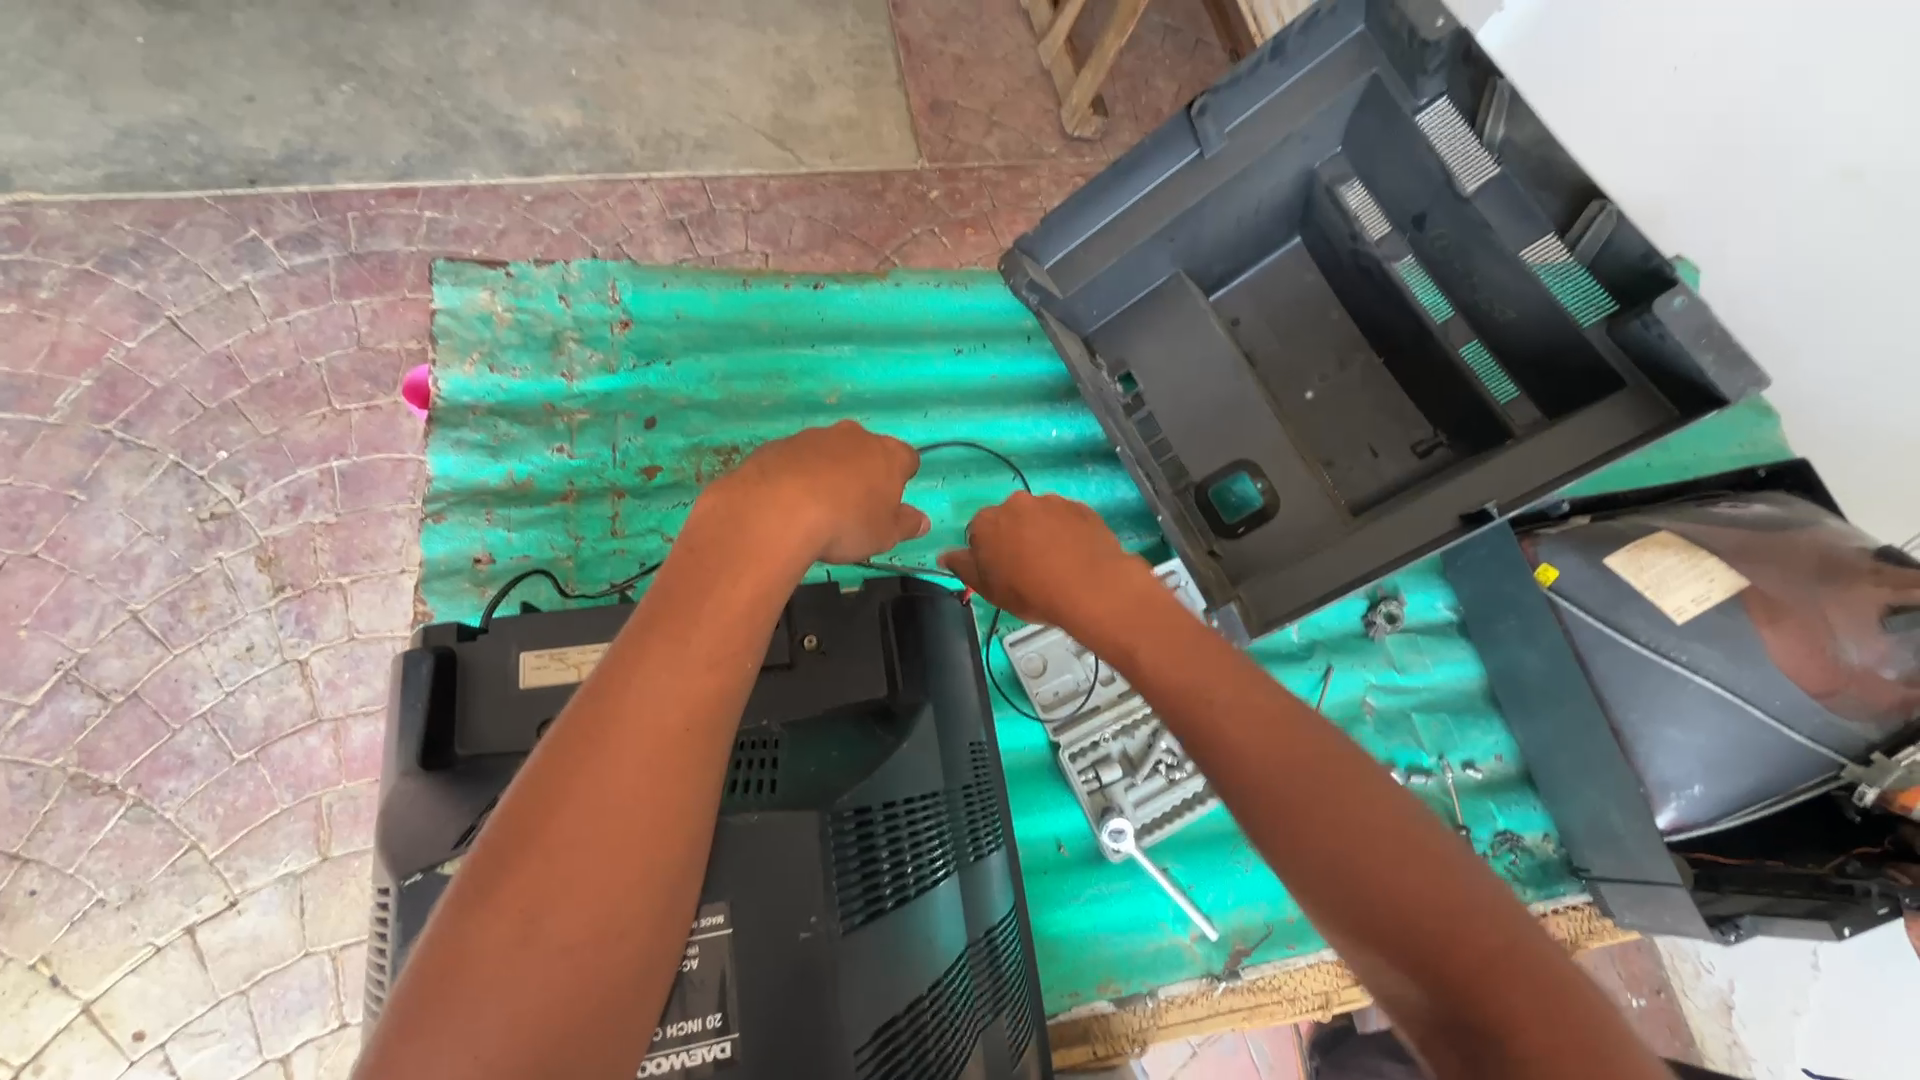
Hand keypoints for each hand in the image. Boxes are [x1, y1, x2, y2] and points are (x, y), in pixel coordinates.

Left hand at [705, 421, 927, 562]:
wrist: (777, 509)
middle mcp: (854, 436)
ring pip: (830, 451)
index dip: (902, 477)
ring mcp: (814, 437)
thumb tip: (922, 521)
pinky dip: (798, 475)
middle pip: (867, 449)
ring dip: (829, 471)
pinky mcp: (780, 445)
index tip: (891, 499)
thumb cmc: (845, 524)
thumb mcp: (884, 535)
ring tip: (817, 506)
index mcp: (888, 455)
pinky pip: (797, 459)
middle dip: (864, 471)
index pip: (907, 458)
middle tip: (855, 504)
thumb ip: (905, 525)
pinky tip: (789, 502)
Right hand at [939, 493, 1157, 630]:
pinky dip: (1067, 533)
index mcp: (987, 521)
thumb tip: (945, 554)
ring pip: (1039, 517)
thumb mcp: (988, 589)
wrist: (1089, 586)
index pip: (978, 533)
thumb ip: (963, 567)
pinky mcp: (1080, 507)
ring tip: (1056, 564)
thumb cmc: (1031, 592)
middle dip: (1015, 539)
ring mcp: (1051, 502)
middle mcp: (1016, 503)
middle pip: (1009, 520)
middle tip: (1029, 570)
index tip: (1003, 574)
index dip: (990, 555)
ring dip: (1042, 534)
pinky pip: (1066, 519)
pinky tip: (1075, 556)